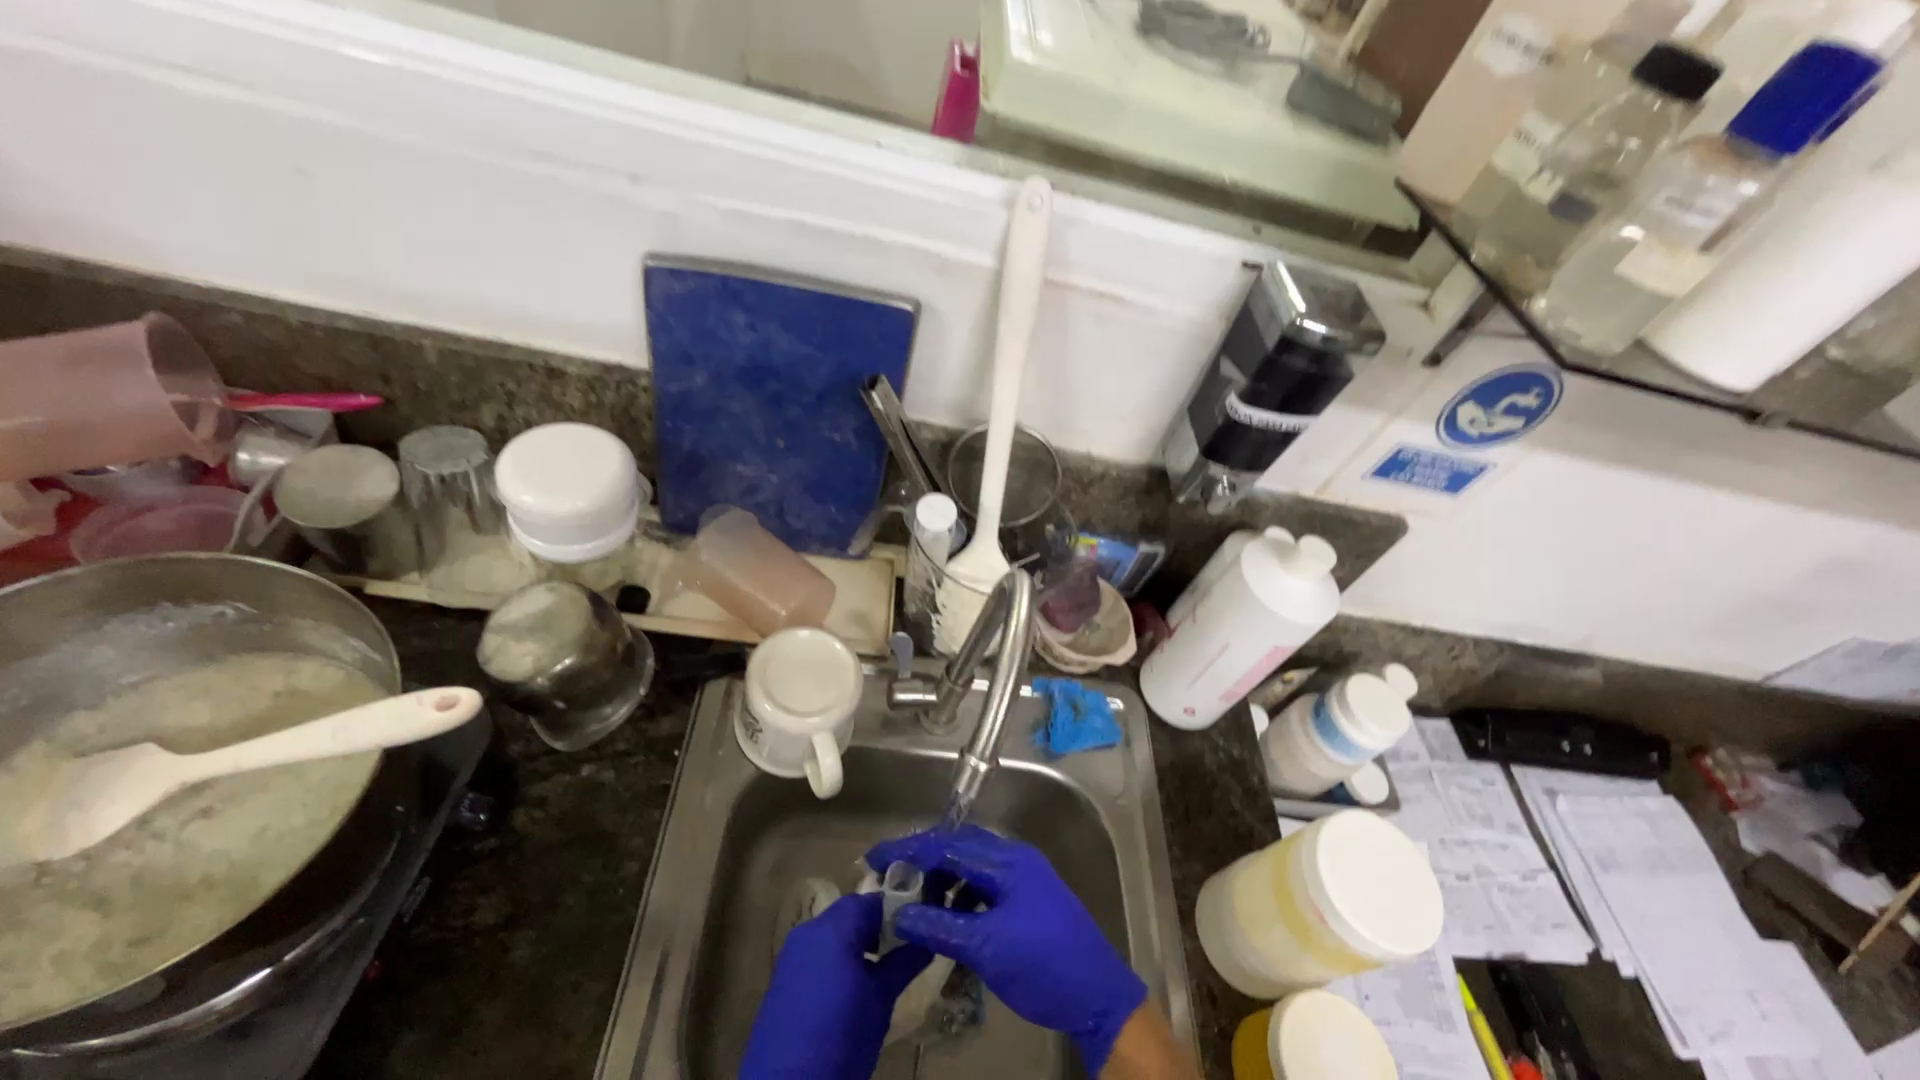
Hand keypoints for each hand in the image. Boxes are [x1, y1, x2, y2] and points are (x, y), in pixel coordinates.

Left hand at [740, 893, 931, 1078]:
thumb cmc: (841, 1037)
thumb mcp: (880, 1001)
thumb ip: (903, 964)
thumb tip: (927, 940)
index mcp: (832, 930)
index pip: (870, 901)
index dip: (896, 909)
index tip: (919, 925)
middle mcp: (808, 933)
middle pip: (849, 913)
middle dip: (877, 926)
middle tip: (904, 949)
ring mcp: (792, 955)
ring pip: (833, 933)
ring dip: (858, 942)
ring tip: (883, 970)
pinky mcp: (783, 979)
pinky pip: (817, 953)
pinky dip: (838, 959)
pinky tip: (854, 987)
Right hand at [865, 825, 1147, 1074]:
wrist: (1098, 997)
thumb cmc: (1042, 966)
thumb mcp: (984, 948)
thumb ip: (938, 926)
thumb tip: (898, 913)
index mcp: (1007, 862)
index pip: (947, 845)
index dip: (908, 851)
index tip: (874, 860)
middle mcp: (1016, 860)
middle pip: (960, 847)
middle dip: (923, 859)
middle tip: (891, 877)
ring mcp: (1025, 879)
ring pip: (972, 866)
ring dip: (942, 878)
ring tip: (916, 901)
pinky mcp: (1028, 900)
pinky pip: (985, 885)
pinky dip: (961, 894)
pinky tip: (947, 917)